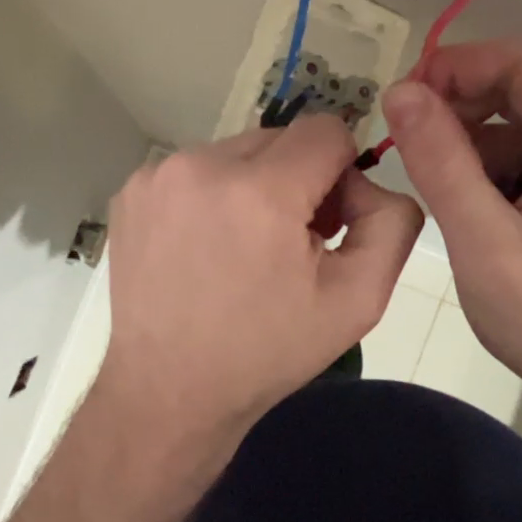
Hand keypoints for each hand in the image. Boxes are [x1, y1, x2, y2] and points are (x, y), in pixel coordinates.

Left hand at [94, 114, 422, 450]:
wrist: (170, 390)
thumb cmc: (266, 352)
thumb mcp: (358, 300)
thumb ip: (391, 222)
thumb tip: (370, 183)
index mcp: (260, 191)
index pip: (326, 132)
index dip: (342, 175)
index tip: (326, 226)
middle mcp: (201, 166)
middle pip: (279, 140)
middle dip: (296, 181)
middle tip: (287, 246)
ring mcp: (157, 177)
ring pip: (234, 154)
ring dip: (251, 187)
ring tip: (242, 252)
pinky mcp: (131, 192)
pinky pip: (193, 172)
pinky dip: (209, 198)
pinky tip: (203, 251)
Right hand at [382, 41, 521, 398]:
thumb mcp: (483, 242)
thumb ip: (440, 161)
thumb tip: (399, 89)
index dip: (462, 66)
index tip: (403, 96)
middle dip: (464, 108)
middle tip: (408, 142)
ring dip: (477, 142)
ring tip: (441, 188)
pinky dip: (498, 166)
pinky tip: (474, 205)